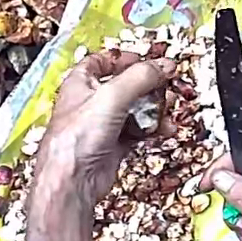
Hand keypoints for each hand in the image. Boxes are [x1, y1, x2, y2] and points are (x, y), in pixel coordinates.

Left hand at [33, 50, 176, 211]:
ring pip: (134, 110)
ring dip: (154, 110)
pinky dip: (152, 130)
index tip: (146, 60)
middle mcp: (90, 103)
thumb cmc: (76, 138)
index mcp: (81, 83)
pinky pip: (137, 132)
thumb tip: (165, 64)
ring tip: (169, 111)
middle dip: (148, 86)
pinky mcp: (112, 146)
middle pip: (124, 86)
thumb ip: (141, 77)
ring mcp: (102, 126)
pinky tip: (164, 130)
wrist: (72, 181)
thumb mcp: (112, 96)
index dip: (123, 59)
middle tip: (166, 86)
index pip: (101, 61)